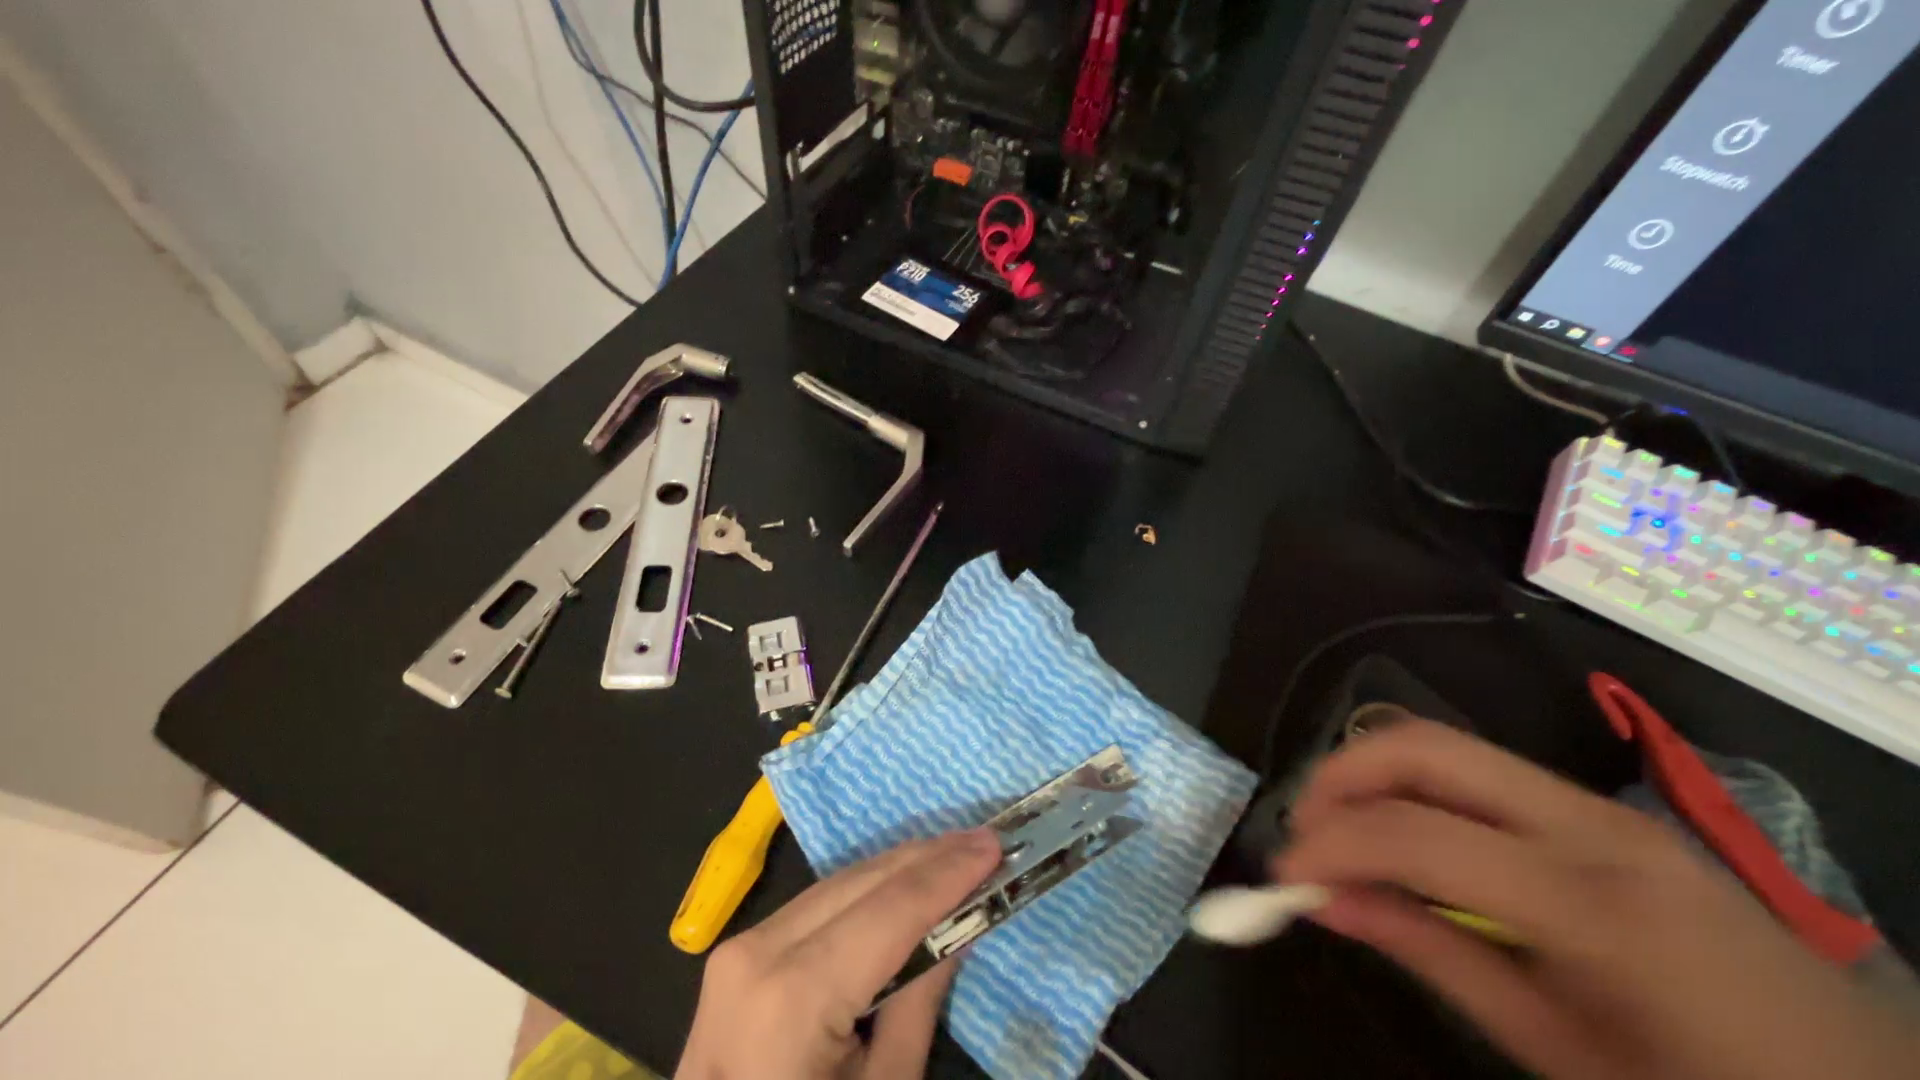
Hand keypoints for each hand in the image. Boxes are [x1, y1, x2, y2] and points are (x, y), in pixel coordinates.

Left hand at [676, 829, 1000, 1079]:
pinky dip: (861, 890)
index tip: (995, 845)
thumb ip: (918, 1004)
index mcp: (795, 995)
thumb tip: (956, 931)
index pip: (890, 911)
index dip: (947, 874)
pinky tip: (898, 881)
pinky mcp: (734, 954)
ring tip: (953, 853)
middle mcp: (759, 952)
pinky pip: (811, 906)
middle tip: (983, 842)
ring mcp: (738, 948)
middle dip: (927, 859)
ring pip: (835, 885)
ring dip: (897, 867)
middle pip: (860, 885)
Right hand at [1274, 716, 1917, 1079]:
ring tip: (1341, 834)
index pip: (1414, 834)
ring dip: (1376, 776)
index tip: (1281, 876)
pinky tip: (1409, 840)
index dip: (1328, 844)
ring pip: (1451, 748)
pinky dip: (1422, 791)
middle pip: (1425, 747)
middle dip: (1339, 775)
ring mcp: (1604, 808)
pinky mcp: (1609, 813)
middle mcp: (1589, 824)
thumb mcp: (1555, 1046)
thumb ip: (1433, 954)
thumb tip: (1329, 902)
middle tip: (1300, 832)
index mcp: (1586, 899)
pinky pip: (1487, 775)